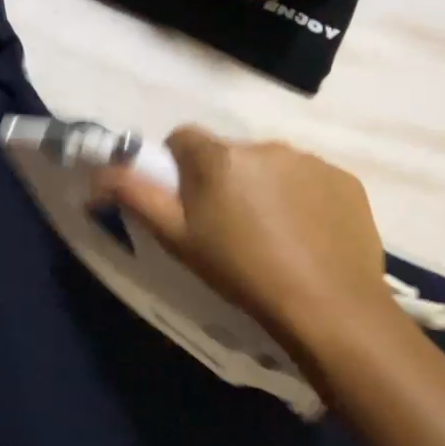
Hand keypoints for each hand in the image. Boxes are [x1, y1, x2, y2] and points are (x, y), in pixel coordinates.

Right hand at [92, 126, 395, 344]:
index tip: (183, 203)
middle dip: (220, 179)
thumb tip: (99, 172)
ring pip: (269, 166)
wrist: (329, 307)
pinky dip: (301, 199)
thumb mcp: (176, 238)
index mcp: (218, 157)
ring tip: (268, 236)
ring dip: (261, 188)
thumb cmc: (240, 271)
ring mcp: (311, 161)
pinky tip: (303, 237)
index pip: (181, 139)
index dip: (175, 167)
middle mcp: (265, 146)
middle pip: (226, 154)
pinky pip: (309, 180)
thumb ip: (134, 195)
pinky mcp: (346, 181)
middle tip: (223, 227)